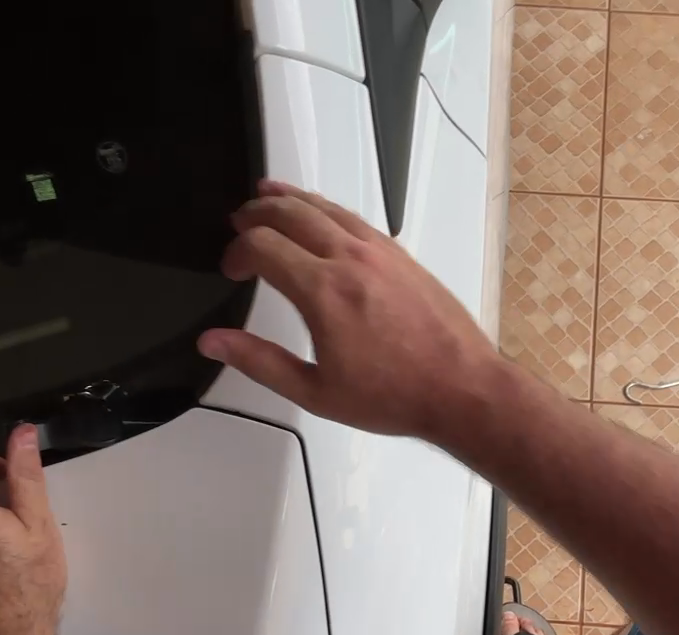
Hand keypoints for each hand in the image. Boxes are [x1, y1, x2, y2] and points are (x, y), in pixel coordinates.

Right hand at [196, 180, 509, 440]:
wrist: (462, 389)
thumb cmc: (399, 395)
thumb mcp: (317, 393)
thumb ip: (261, 362)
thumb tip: (216, 342)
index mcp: (323, 291)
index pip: (262, 246)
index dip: (237, 252)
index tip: (232, 267)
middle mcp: (351, 260)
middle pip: (290, 213)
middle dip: (257, 212)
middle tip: (240, 220)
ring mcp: (382, 254)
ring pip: (326, 207)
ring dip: (292, 199)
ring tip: (270, 195)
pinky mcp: (404, 257)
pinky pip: (357, 219)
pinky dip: (330, 210)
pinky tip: (326, 218)